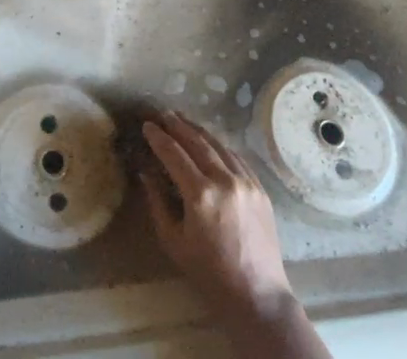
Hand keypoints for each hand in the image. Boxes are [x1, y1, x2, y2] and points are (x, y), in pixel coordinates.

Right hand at [141, 113, 328, 358]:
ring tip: (184, 120)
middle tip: (163, 113)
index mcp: (200, 194)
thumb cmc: (208, 272)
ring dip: (200, 131)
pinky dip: (220, 147)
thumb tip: (145, 173)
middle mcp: (225, 180)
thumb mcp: (173, 240)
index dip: (158, 138)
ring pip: (220, 146)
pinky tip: (211, 142)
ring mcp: (247, 182)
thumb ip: (157, 202)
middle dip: (178, 125)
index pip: (174, 155)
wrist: (256, 293)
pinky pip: (237, 159)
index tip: (147, 125)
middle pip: (198, 142)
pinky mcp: (260, 189)